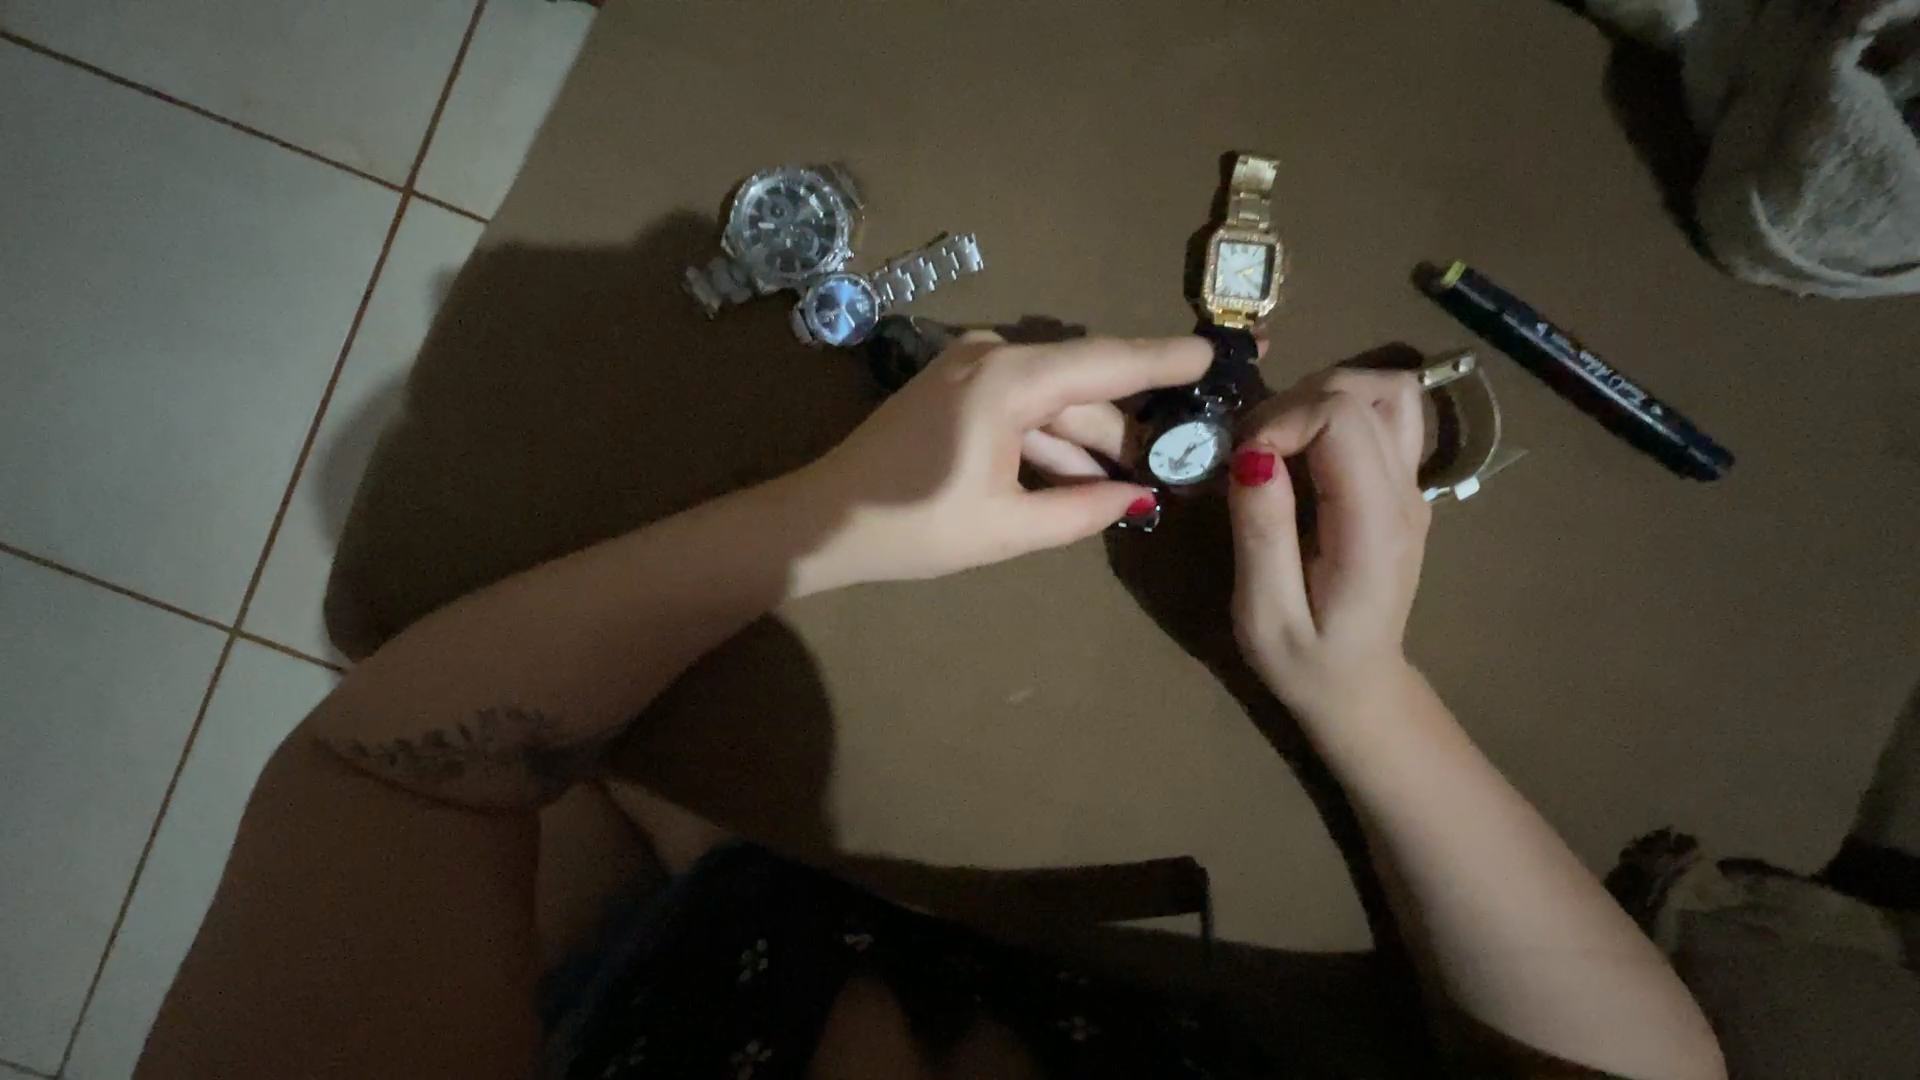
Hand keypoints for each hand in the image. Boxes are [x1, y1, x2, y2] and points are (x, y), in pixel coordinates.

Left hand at [798, 332, 1210, 587]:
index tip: (1215, 354)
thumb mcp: (1007, 528)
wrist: (824, 522)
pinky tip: (1081, 473)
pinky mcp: (954, 387)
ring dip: (1090, 439)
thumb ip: (1082, 509)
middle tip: (1178, 459)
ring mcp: (969, 368)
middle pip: (1082, 386)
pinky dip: (1050, 438)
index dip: (1164, 360)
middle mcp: (993, 356)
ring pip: (1053, 399)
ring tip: (1137, 477)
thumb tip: (1139, 498)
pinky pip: (1022, 405)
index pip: (1107, 361)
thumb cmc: (913, 526)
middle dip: (1128, 426)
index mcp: (1008, 381)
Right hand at [1227, 367, 1430, 719]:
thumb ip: (1261, 530)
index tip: (1238, 463)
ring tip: (1274, 438)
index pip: (1342, 418)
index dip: (1279, 422)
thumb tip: (1251, 453)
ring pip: (1387, 390)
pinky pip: (1384, 415)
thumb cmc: (1305, 660)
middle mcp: (1405, 494)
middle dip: (1291, 403)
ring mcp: (1412, 486)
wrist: (1359, 687)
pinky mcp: (1401, 486)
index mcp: (1373, 525)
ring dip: (1320, 396)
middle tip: (1246, 450)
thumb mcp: (1265, 611)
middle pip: (1366, 391)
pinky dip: (1337, 409)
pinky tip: (1300, 447)